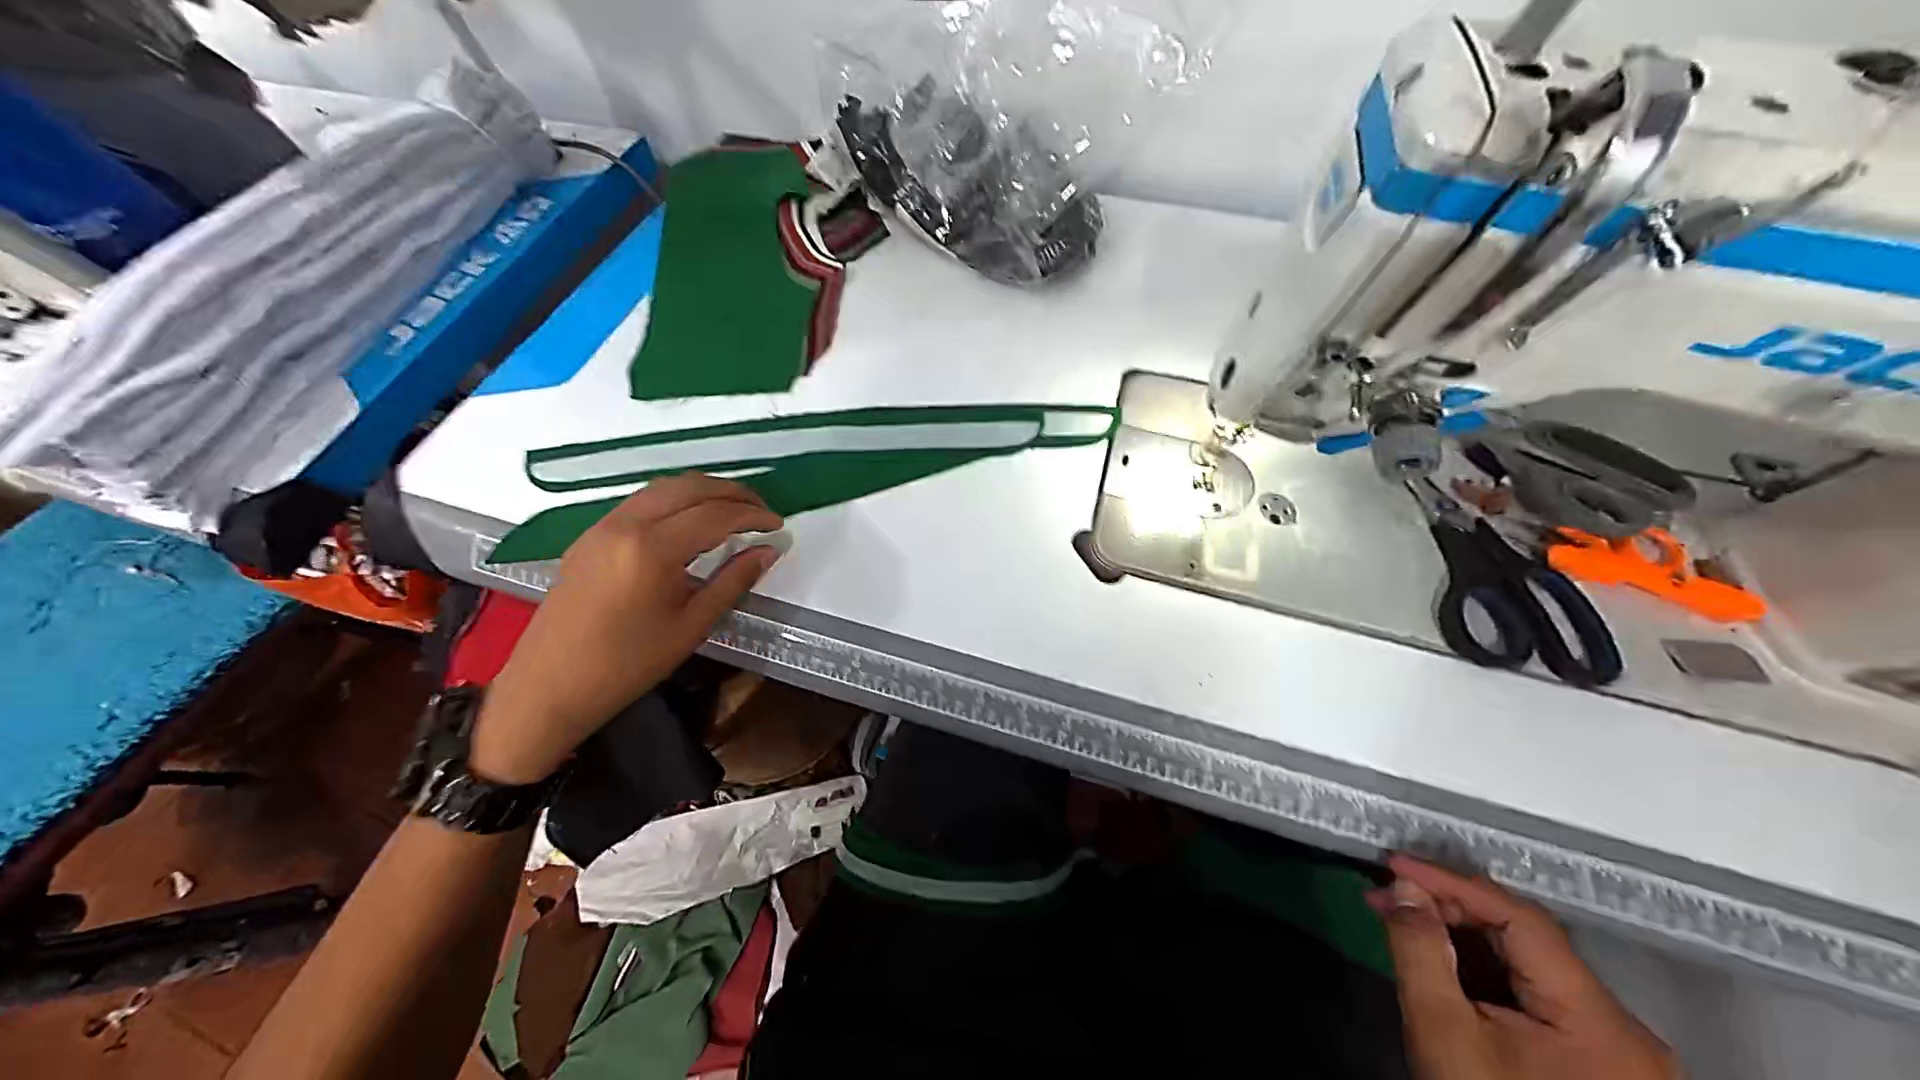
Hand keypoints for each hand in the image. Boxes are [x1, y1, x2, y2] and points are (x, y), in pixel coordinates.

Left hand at [469, 474, 782, 783]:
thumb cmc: (627, 665)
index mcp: (652, 549)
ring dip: (703, 491)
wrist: (550, 686)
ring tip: (733, 511)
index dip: (753, 515)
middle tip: (762, 510)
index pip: (715, 514)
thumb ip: (733, 581)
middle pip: (690, 488)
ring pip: (663, 487)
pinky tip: (691, 521)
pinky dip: (675, 500)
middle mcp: (625, 525)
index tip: (778, 525)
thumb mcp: (692, 626)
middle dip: (732, 493)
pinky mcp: (590, 535)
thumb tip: (767, 551)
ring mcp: (602, 526)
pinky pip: (640, 501)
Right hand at [1371, 854, 1684, 1079]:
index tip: (1393, 865)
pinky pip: (1533, 993)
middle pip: (1527, 940)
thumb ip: (1420, 951)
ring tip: (1403, 921)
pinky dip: (1483, 969)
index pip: (1521, 920)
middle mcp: (1624, 1029)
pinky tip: (1442, 961)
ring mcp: (1615, 1049)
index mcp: (1601, 1021)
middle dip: (1451, 909)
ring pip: (1528, 965)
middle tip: (1387, 896)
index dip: (1453, 882)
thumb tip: (1402, 887)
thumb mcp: (1443, 1032)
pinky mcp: (1595, 1063)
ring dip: (1462, 936)